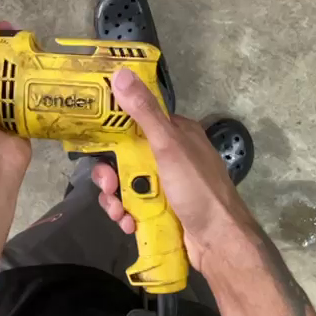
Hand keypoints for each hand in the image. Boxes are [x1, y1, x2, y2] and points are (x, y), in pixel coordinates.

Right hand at [92, 68, 253, 265]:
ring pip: (128, 183)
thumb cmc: (197, 188)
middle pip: (126, 157)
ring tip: (118, 212)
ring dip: (117, 198)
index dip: (113, 132)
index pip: (137, 121)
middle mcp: (172, 155)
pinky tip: (129, 224)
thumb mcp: (168, 146)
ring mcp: (168, 184)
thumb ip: (144, 112)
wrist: (220, 242)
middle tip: (109, 187)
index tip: (95, 145)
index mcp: (177, 133)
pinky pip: (135, 205)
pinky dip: (127, 214)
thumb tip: (120, 73)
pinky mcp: (164, 209)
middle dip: (111, 174)